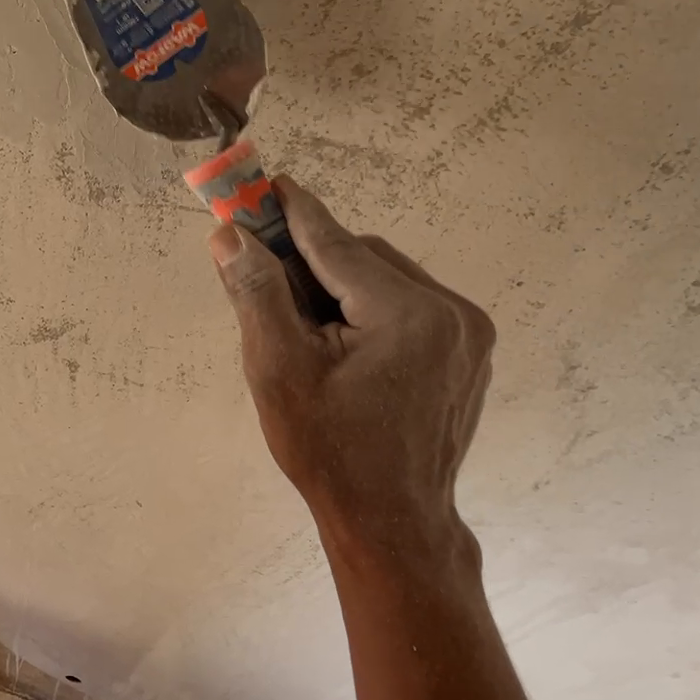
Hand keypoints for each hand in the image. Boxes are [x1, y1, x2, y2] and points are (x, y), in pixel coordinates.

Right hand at [207, 176, 495, 562]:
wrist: (390, 519)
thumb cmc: (325, 447)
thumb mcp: (277, 368)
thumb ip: (256, 292)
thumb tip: (230, 235)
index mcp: (409, 313)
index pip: (336, 244)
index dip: (294, 210)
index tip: (266, 181)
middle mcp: (453, 311)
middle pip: (363, 258)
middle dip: (310, 259)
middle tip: (262, 271)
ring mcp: (470, 334)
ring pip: (385, 279)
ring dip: (337, 283)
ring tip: (299, 324)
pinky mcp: (469, 353)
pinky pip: (407, 305)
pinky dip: (366, 305)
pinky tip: (338, 341)